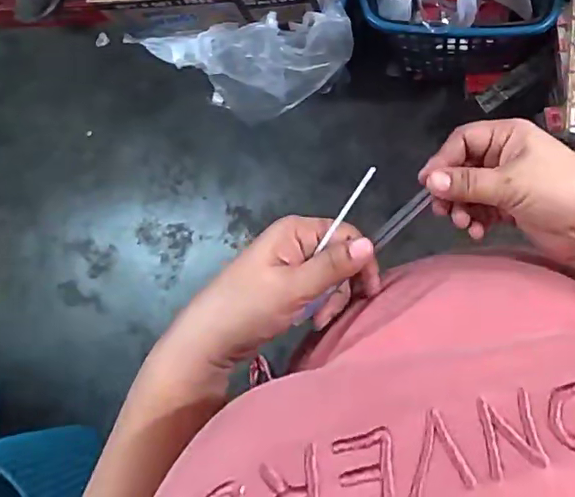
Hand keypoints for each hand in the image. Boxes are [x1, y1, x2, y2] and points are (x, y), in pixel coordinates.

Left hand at [162, 216, 380, 373]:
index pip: (345, 233)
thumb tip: (370, 243)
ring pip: (328, 274)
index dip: (360, 260)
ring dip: (329, 299)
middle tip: (330, 314)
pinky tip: (308, 320)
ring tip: (316, 322)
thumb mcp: (294, 288)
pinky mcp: (283, 283)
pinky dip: (317, 304)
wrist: (204, 343)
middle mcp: (293, 239)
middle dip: (341, 285)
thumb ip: (332, 266)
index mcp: (295, 229)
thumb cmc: (248, 309)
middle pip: (338, 254)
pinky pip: (314, 287)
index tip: (367, 292)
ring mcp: (287, 262)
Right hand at [419, 118, 574, 267]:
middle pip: (465, 166)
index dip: (444, 160)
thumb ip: (467, 183)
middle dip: (452, 188)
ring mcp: (510, 180)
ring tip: (463, 224)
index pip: (464, 140)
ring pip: (472, 189)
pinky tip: (476, 231)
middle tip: (442, 210)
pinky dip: (476, 218)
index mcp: (508, 135)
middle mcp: (507, 153)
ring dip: (463, 207)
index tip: (427, 184)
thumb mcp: (508, 184)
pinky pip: (484, 207)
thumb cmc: (555, 191)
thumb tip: (430, 181)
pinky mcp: (514, 205)